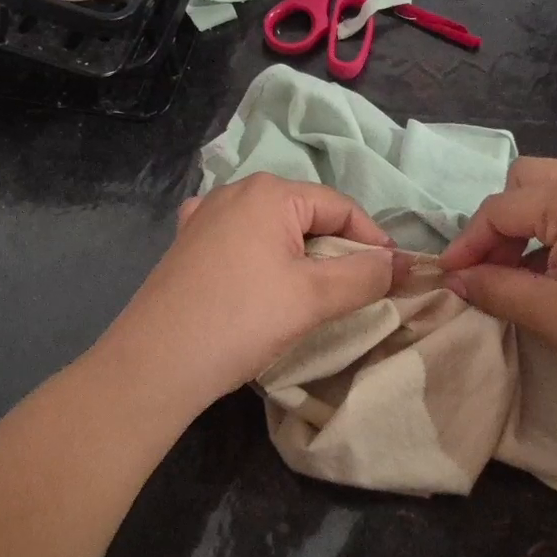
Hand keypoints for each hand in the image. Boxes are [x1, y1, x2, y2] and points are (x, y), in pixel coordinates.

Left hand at [97, 174, 394, 410]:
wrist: (152, 365)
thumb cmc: (240, 321)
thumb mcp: (313, 298)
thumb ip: (365, 275)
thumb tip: (404, 264)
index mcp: (269, 191)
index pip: (340, 205)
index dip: (372, 241)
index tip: (392, 278)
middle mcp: (235, 191)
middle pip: (306, 214)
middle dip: (336, 249)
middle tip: (353, 293)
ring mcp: (205, 216)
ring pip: (273, 228)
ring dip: (299, 256)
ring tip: (310, 296)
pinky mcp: (186, 244)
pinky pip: (239, 239)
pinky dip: (260, 257)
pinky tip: (258, 279)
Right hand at [439, 157, 556, 418]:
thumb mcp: (552, 316)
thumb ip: (495, 289)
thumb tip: (457, 279)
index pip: (501, 207)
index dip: (468, 242)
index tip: (449, 278)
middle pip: (528, 180)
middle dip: (500, 221)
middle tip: (492, 269)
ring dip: (531, 222)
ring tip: (525, 274)